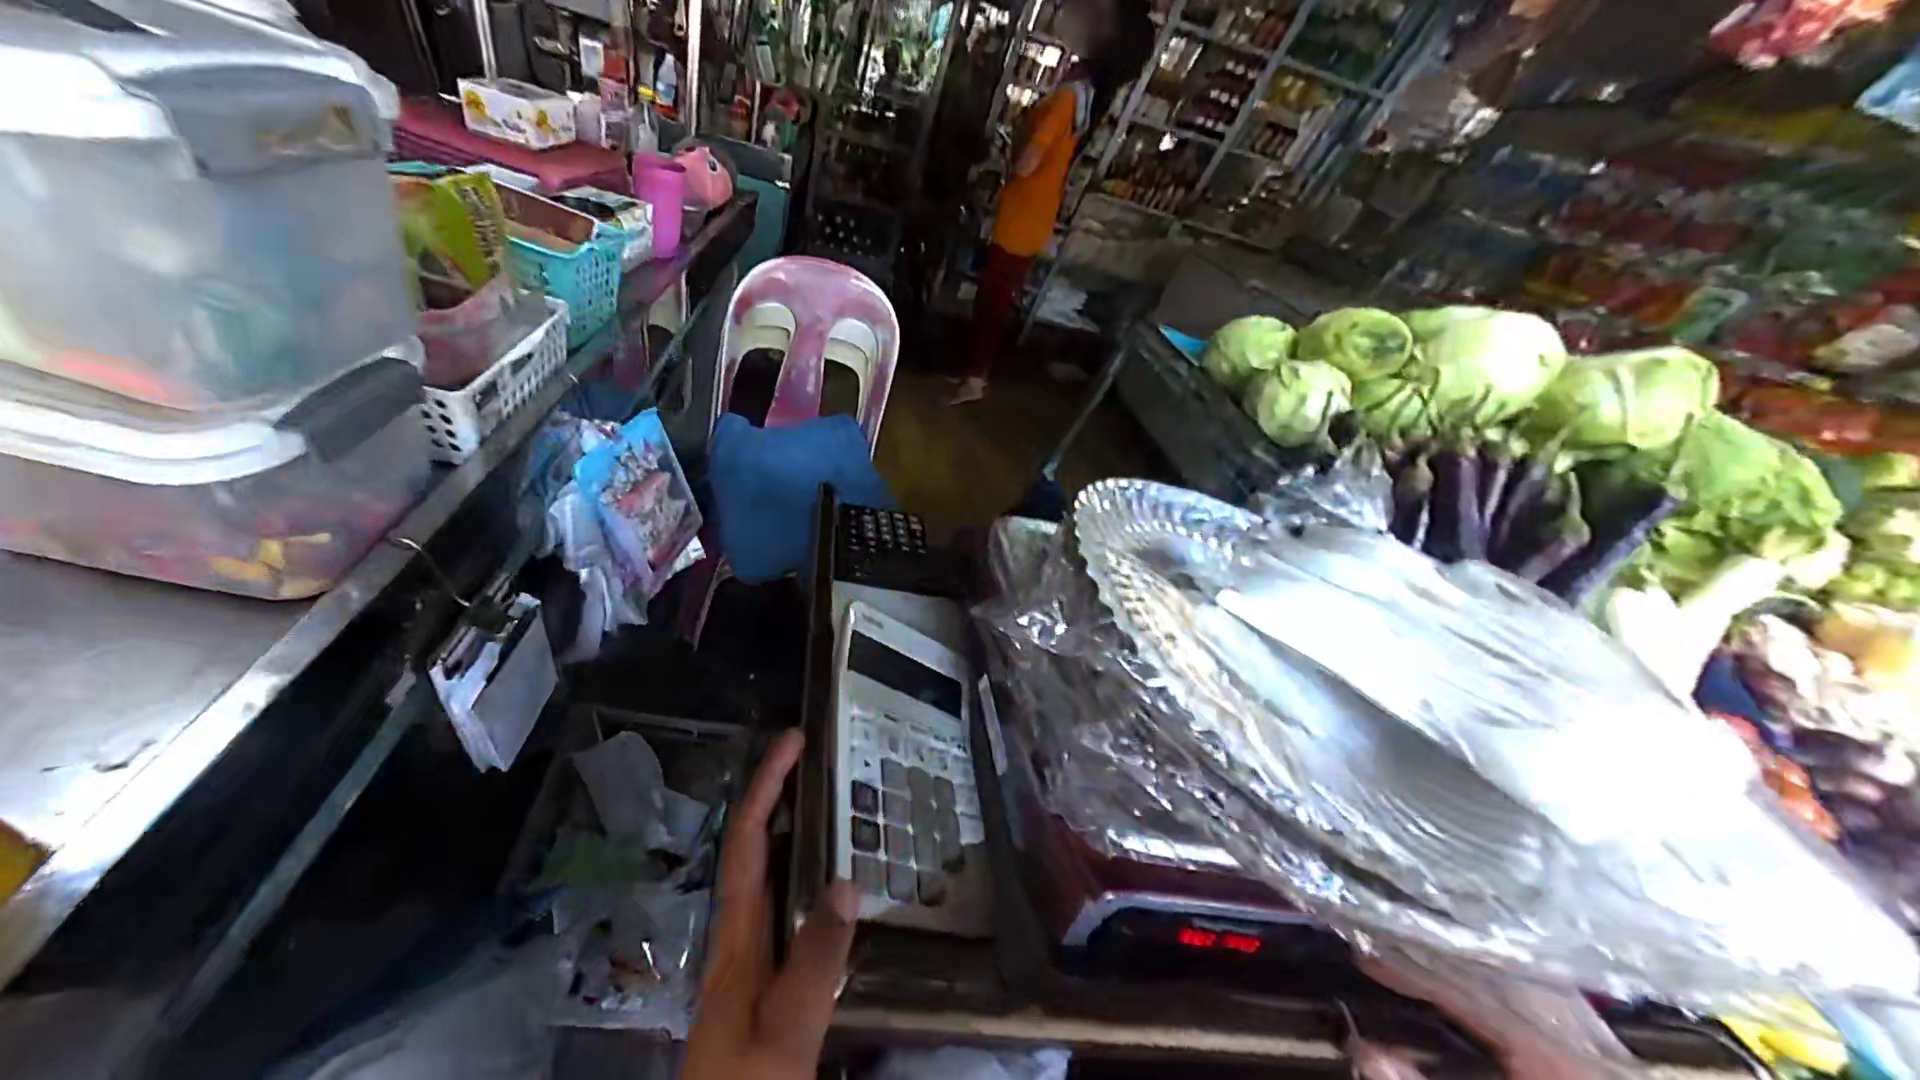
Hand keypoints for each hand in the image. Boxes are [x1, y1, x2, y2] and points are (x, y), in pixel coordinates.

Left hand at [684, 730, 858, 1079]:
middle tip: (820, 759)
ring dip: (792, 828)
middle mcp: (739, 933)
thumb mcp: (787, 1029)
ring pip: (768, 872)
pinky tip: (831, 880)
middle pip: (753, 845)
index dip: (767, 785)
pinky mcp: (764, 977)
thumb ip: (815, 960)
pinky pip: (784, 902)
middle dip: (779, 793)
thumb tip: (848, 880)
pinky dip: (805, 870)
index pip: (747, 840)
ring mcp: (750, 956)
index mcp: (738, 934)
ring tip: (832, 800)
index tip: (794, 741)